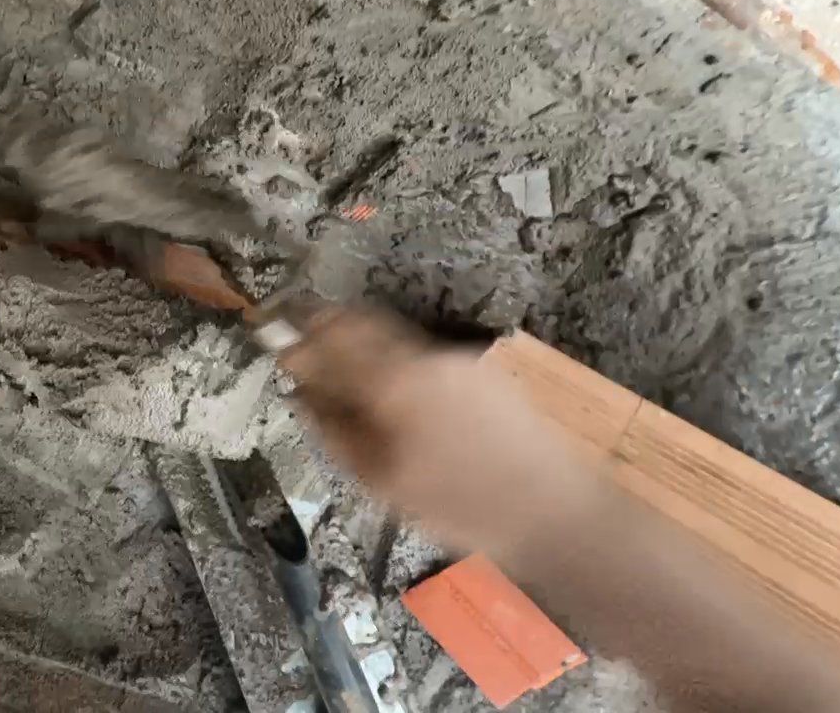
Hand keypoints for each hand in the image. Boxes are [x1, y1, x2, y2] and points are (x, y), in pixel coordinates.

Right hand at [281, 308, 601, 556]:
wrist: (564, 518)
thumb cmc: (460, 506)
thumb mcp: (380, 480)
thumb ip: (333, 430)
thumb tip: (301, 394)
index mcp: (390, 379)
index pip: (326, 334)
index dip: (294, 333)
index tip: (275, 340)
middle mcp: (421, 355)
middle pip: (357, 320)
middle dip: (322, 325)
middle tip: (302, 341)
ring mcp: (455, 360)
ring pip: (388, 336)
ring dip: (357, 343)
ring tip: (345, 374)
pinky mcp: (482, 372)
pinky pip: (418, 354)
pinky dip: (391, 361)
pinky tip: (393, 395)